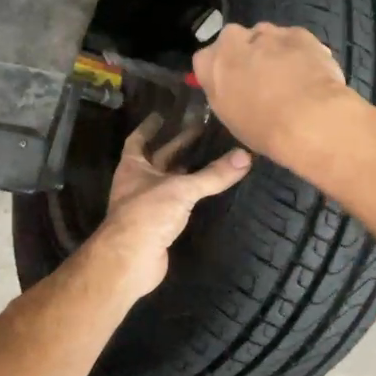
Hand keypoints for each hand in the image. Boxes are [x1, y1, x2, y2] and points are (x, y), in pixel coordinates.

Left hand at [86, 113, 250, 297]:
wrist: (130, 260)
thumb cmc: (147, 214)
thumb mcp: (181, 189)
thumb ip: (213, 175)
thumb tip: (245, 155)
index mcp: (133, 166)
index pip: (139, 139)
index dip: (150, 127)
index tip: (163, 114)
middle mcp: (137, 182)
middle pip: (158, 159)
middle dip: (176, 146)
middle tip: (200, 131)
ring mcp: (146, 205)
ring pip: (167, 181)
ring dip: (183, 171)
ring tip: (208, 157)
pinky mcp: (158, 226)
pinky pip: (175, 204)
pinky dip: (188, 196)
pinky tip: (204, 193)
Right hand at [192, 22, 357, 164]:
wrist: (309, 120)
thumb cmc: (262, 127)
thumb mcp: (228, 116)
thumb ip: (224, 92)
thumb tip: (232, 86)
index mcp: (209, 61)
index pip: (207, 59)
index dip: (223, 72)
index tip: (234, 85)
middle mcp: (232, 38)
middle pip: (236, 41)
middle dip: (247, 55)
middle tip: (262, 80)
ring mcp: (267, 32)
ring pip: (267, 38)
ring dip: (274, 52)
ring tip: (292, 80)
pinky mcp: (298, 33)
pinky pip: (294, 41)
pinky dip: (300, 53)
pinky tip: (311, 75)